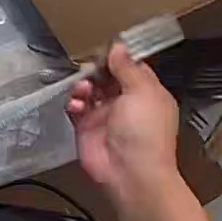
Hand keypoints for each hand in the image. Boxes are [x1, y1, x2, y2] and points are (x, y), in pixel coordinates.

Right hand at [66, 43, 184, 208]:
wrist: (130, 173)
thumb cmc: (145, 133)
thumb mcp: (142, 91)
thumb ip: (127, 68)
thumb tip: (118, 47)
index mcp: (147, 93)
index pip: (131, 68)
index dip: (118, 58)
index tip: (105, 49)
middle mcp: (126, 103)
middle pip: (107, 78)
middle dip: (96, 70)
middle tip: (89, 68)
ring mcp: (105, 116)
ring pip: (89, 91)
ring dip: (83, 86)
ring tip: (83, 89)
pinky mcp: (86, 129)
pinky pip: (76, 109)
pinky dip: (74, 104)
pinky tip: (76, 106)